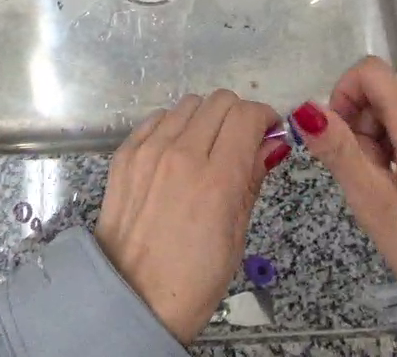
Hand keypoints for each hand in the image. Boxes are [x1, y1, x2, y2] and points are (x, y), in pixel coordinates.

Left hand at [96, 90, 290, 342]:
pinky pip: (157, 118)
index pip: (246, 116)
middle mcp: (180, 153)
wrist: (130, 295)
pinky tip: (177, 152)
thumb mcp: (237, 235)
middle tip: (241, 140)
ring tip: (208, 147)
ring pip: (188, 104)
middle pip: (219, 101)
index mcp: (215, 179)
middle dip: (238, 115)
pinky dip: (175, 126)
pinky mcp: (125, 151)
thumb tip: (271, 143)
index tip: (269, 131)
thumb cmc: (193, 278)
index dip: (264, 118)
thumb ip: (252, 178)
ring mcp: (148, 149)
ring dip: (206, 117)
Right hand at [292, 57, 396, 309]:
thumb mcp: (376, 206)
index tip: (343, 140)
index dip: (345, 94)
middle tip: (371, 180)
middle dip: (366, 128)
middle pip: (388, 96)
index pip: (371, 71)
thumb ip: (340, 151)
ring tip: (396, 192)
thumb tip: (305, 108)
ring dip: (388, 141)